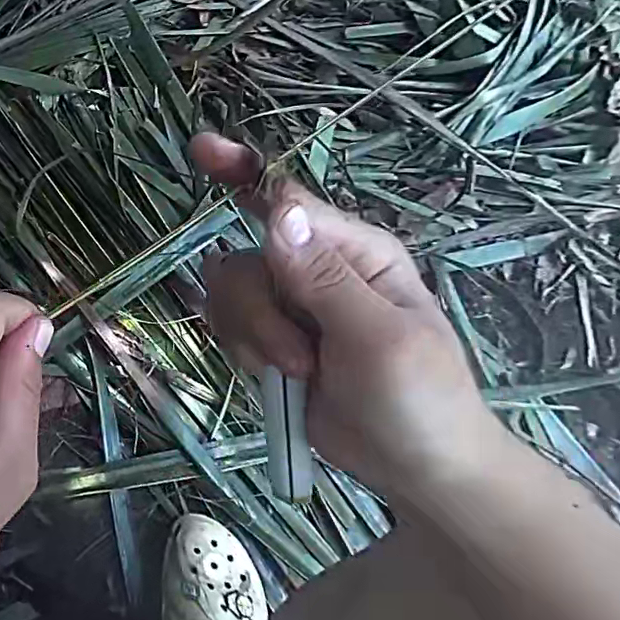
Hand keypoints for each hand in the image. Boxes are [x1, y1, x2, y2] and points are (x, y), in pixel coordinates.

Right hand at [191, 133, 504, 504]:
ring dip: (253, 336)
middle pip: (246, 257)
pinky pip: (224, 321)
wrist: (414, 469)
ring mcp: (286, 300)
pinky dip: (241, 349)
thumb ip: (324, 277)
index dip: (242, 170)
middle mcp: (314, 264)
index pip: (288, 198)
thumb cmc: (419, 399)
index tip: (200, 150)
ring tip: (298, 372)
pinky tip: (276, 374)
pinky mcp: (264, 332)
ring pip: (228, 290)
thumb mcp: (379, 338)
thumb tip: (277, 211)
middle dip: (260, 311)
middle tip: (298, 357)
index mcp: (354, 250)